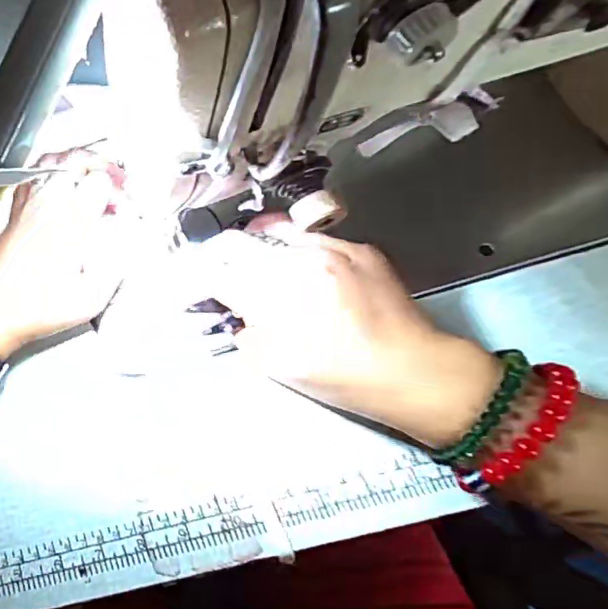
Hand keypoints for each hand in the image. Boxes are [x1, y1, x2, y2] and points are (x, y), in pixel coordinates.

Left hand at [0, 150, 140, 356]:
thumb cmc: (33, 309)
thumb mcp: (91, 297)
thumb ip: (116, 264)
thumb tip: (128, 238)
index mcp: (69, 221)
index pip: (100, 179)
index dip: (119, 189)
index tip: (125, 206)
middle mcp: (46, 205)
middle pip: (76, 159)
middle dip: (102, 165)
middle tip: (115, 182)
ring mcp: (26, 206)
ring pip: (52, 160)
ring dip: (77, 163)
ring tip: (92, 175)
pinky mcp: (13, 214)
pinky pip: (31, 176)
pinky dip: (51, 171)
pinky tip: (60, 183)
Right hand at [196, 223, 502, 447]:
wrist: (414, 368)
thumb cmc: (348, 378)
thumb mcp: (281, 367)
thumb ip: (247, 334)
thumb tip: (231, 313)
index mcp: (280, 298)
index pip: (218, 271)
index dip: (197, 277)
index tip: (193, 283)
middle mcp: (302, 263)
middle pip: (239, 243)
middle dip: (219, 257)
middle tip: (214, 271)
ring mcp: (332, 249)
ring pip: (274, 231)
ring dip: (254, 247)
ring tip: (253, 266)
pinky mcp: (357, 247)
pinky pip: (311, 237)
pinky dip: (293, 250)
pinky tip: (297, 269)